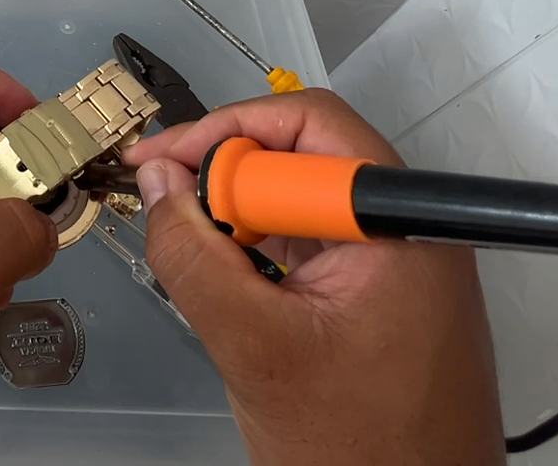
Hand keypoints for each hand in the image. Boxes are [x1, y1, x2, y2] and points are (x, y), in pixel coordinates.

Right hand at [126, 90, 503, 465]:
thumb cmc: (350, 449)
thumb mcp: (252, 346)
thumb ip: (192, 255)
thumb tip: (155, 177)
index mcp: (395, 226)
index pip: (309, 124)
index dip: (227, 130)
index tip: (163, 163)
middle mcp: (402, 226)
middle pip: (302, 149)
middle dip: (224, 165)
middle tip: (164, 191)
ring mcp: (391, 258)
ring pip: (297, 189)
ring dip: (235, 202)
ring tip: (186, 231)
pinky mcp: (374, 286)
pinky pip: (305, 231)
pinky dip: (255, 237)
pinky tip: (223, 264)